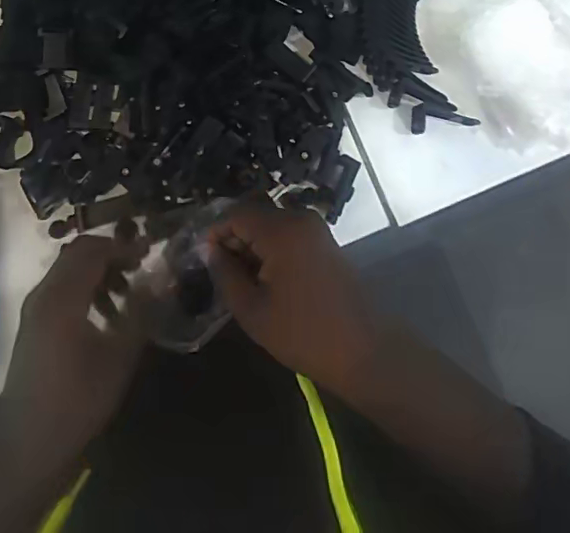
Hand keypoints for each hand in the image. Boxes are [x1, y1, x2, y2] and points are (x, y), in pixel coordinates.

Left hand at [0, 235, 146, 463]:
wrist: (28, 443)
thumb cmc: (77, 401)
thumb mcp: (118, 358)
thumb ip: (139, 314)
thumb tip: (156, 281)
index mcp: (62, 296)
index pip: (93, 251)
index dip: (123, 246)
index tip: (150, 251)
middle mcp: (43, 293)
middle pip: (78, 254)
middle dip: (111, 255)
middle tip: (140, 267)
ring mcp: (34, 307)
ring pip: (68, 271)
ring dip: (98, 273)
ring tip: (127, 296)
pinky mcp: (33, 323)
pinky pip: (60, 289)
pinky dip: (84, 289)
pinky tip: (105, 317)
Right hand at [206, 196, 379, 393]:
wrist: (368, 354)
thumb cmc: (305, 334)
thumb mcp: (252, 310)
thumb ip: (225, 274)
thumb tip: (209, 251)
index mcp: (281, 230)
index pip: (234, 215)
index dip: (214, 234)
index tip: (202, 260)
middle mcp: (299, 219)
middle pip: (253, 217)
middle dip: (233, 241)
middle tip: (219, 273)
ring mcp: (316, 230)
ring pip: (270, 227)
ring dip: (252, 247)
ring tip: (240, 281)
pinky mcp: (325, 244)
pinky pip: (287, 236)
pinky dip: (271, 252)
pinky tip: (266, 282)